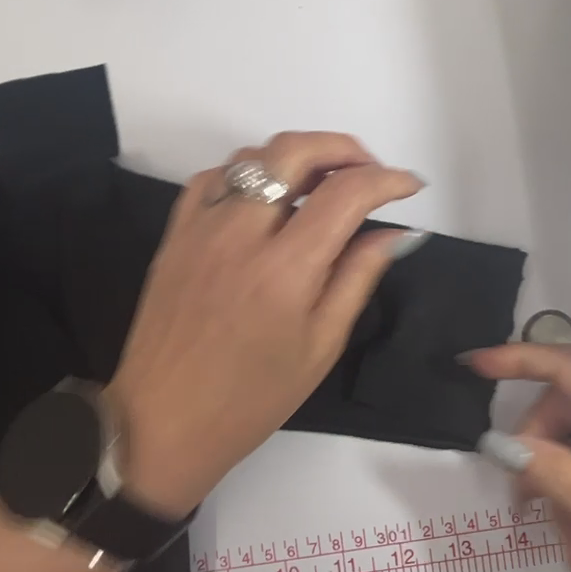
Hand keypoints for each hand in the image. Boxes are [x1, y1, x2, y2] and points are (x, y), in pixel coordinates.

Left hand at [107, 132, 425, 516]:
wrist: (161, 423)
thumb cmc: (253, 397)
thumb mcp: (321, 345)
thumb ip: (358, 277)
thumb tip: (394, 231)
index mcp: (285, 269)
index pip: (346, 193)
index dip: (387, 180)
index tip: (408, 186)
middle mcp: (240, 233)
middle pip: (295, 150)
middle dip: (345, 148)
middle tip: (370, 172)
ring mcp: (201, 228)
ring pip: (253, 156)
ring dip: (298, 158)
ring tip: (323, 186)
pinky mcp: (176, 234)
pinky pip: (213, 178)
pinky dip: (250, 173)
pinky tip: (267, 199)